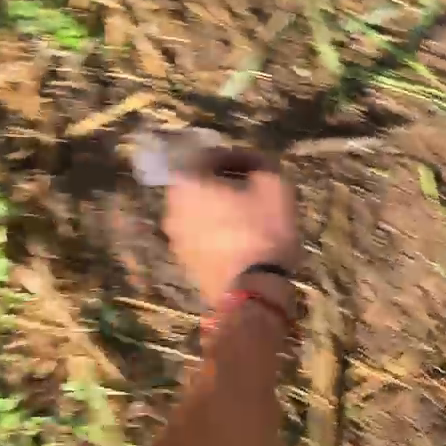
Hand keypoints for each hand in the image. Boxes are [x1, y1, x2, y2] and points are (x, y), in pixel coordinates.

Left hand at [162, 147, 299, 302]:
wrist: (252, 290)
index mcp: (187, 181)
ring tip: (250, 211)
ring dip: (221, 205)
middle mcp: (171, 206)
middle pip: (200, 183)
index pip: (209, 155)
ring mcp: (175, 236)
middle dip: (226, 180)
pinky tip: (242, 235)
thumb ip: (262, 164)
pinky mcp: (184, 260)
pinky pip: (201, 233)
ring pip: (199, 209)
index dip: (237, 155)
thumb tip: (255, 163)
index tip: (258, 163)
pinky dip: (217, 228)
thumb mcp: (274, 185)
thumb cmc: (262, 229)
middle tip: (253, 185)